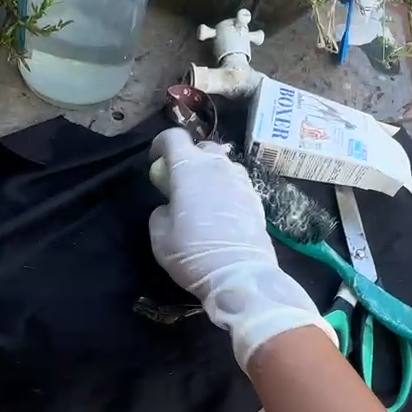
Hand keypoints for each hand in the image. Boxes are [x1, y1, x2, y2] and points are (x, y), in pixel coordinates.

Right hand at [147, 128, 333, 368]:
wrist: (239, 274)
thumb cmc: (192, 253)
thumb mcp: (159, 235)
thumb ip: (161, 211)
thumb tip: (171, 207)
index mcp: (189, 168)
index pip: (173, 137)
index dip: (161, 144)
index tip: (155, 160)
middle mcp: (218, 167)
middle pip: (203, 148)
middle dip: (190, 158)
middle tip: (181, 180)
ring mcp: (241, 181)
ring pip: (224, 165)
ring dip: (212, 173)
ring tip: (204, 195)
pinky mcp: (256, 199)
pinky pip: (237, 184)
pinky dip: (226, 190)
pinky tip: (222, 212)